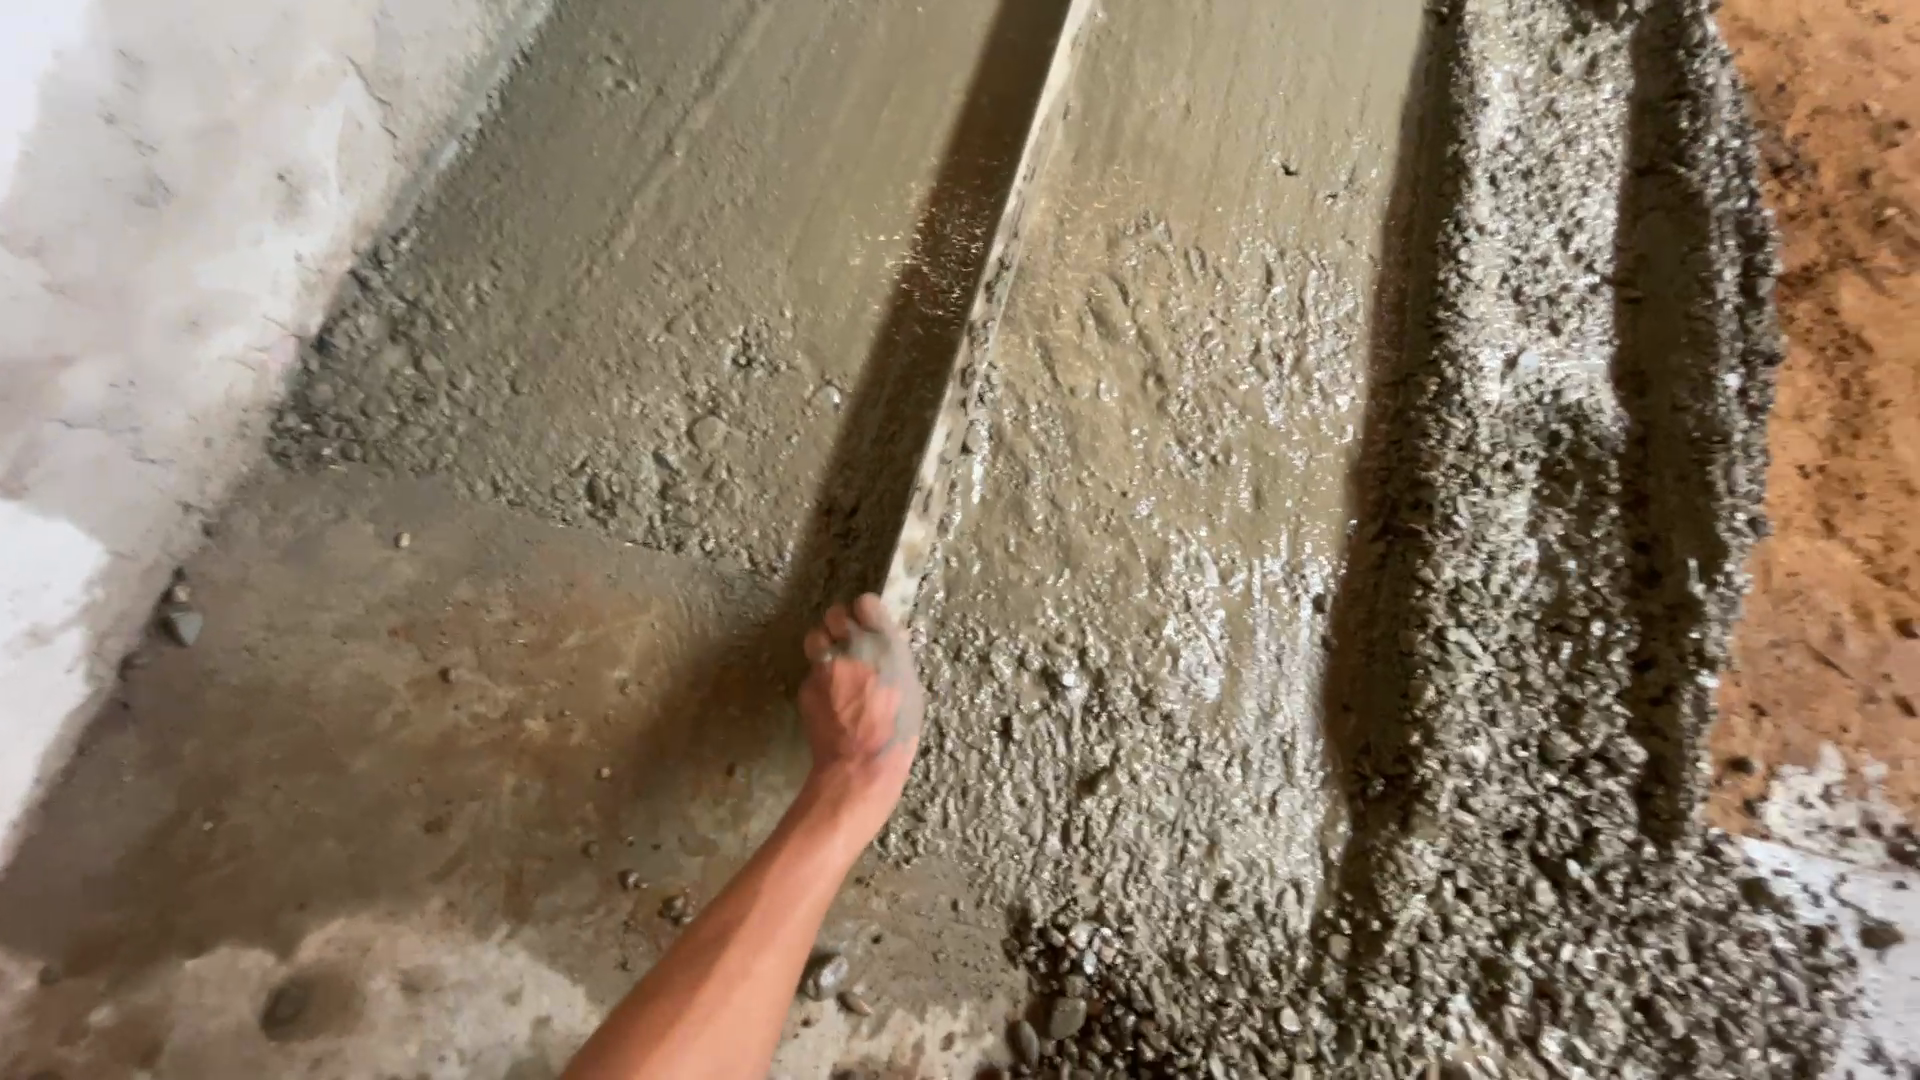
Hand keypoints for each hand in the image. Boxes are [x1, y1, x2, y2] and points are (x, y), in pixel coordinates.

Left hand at [798, 594, 923, 824]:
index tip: (867, 620)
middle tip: (847, 640)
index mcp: (884, 644)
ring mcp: (825, 665)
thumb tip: (890, 640)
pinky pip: (810, 670)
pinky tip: (829, 697)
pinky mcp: (806, 685)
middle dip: (840, 624)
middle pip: (835, 614)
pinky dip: (818, 678)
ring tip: (834, 663)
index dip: (865, 611)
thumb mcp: (911, 687)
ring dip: (824, 645)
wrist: (860, 764)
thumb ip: (896, 658)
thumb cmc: (897, 729)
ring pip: (815, 637)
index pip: (866, 602)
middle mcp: (852, 647)